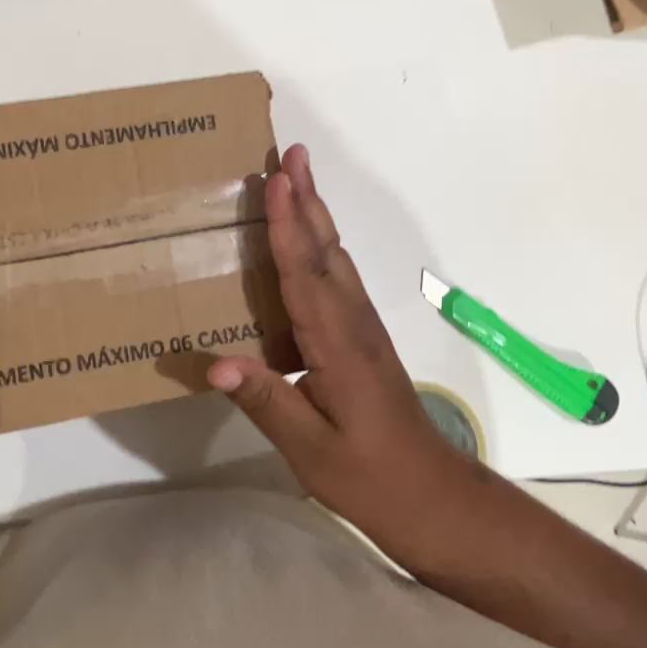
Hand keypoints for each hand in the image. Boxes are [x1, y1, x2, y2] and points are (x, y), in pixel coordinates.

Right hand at [207, 144, 469, 570]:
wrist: (431, 494)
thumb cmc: (368, 475)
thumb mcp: (311, 449)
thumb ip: (266, 401)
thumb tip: (215, 363)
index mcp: (336, 345)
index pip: (305, 273)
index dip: (286, 225)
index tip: (275, 178)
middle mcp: (352, 324)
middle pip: (325, 249)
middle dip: (306, 198)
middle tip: (290, 152)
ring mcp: (361, 328)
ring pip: (334, 258)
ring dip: (315, 214)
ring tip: (296, 178)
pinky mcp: (362, 338)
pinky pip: (337, 277)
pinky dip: (319, 246)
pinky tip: (308, 243)